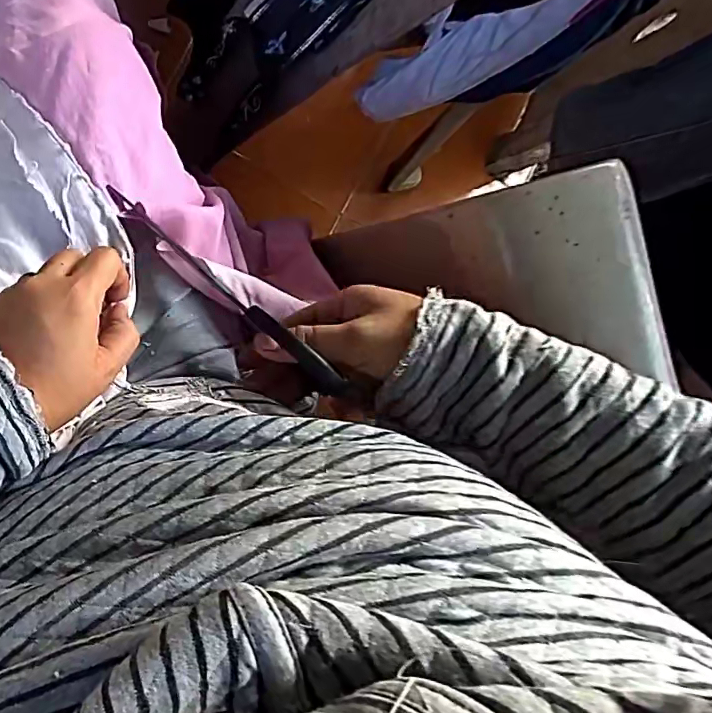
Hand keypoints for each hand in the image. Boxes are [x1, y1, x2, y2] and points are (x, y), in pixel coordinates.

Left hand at [0, 247, 138, 430]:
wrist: (1, 402)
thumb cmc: (54, 389)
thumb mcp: (106, 369)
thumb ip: (124, 333)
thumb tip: (119, 314)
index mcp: (77, 294)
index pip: (106, 257)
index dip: (118, 276)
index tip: (115, 301)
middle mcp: (46, 283)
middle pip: (77, 257)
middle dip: (90, 277)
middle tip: (92, 311)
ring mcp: (20, 290)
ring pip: (51, 271)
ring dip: (64, 288)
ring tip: (64, 324)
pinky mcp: (1, 302)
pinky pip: (28, 288)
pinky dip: (41, 299)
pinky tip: (42, 330)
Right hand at [243, 285, 421, 406]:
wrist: (458, 361)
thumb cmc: (402, 339)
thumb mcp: (351, 337)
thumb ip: (306, 341)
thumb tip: (262, 342)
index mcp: (347, 305)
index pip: (300, 323)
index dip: (277, 344)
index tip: (253, 364)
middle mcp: (353, 325)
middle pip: (310, 351)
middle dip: (291, 373)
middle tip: (267, 393)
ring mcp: (365, 351)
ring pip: (327, 372)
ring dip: (316, 388)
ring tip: (300, 404)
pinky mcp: (376, 374)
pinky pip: (348, 386)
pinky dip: (341, 398)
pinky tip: (339, 408)